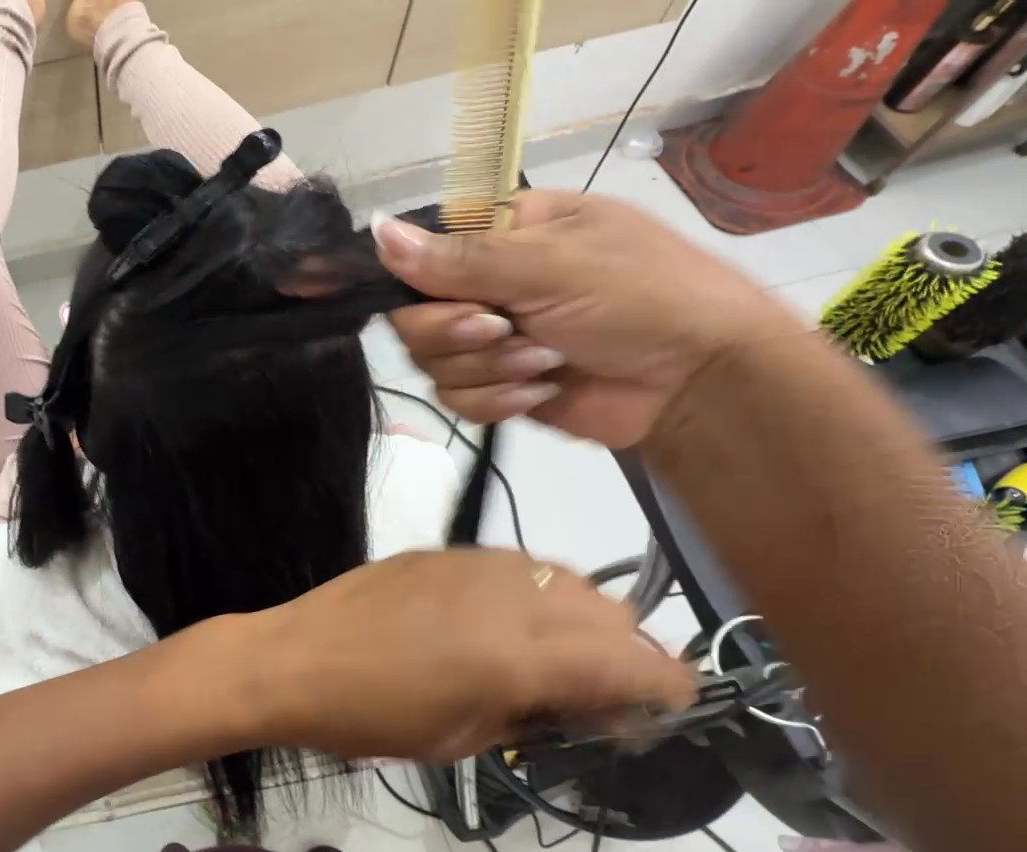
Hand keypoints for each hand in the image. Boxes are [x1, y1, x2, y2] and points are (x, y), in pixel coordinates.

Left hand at [233, 549, 693, 760]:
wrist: (288, 661)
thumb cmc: (366, 718)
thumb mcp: (458, 740)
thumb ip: (534, 715)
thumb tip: (584, 704)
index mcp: (522, 657)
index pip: (636, 663)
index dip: (667, 689)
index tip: (663, 708)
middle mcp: (513, 598)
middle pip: (615, 614)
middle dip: (626, 654)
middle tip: (597, 691)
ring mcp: (477, 564)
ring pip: (572, 579)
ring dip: (584, 617)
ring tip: (551, 653)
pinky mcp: (444, 550)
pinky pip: (520, 564)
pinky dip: (536, 592)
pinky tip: (505, 620)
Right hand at [376, 192, 805, 447]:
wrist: (697, 382)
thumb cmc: (641, 297)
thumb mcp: (550, 265)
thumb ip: (459, 258)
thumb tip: (376, 230)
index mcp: (504, 236)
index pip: (420, 258)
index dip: (414, 286)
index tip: (442, 300)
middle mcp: (489, 285)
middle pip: (415, 318)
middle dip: (456, 334)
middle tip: (504, 330)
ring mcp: (493, 340)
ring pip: (432, 363)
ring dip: (487, 369)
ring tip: (545, 363)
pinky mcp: (498, 386)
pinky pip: (456, 398)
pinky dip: (495, 400)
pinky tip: (541, 392)